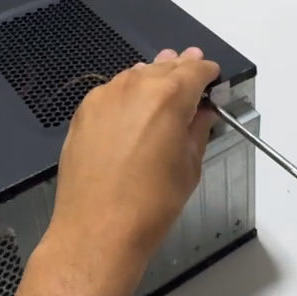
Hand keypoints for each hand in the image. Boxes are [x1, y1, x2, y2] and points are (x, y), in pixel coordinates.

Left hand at [49, 48, 220, 268]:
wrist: (97, 229)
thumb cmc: (152, 203)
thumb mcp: (189, 166)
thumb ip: (198, 129)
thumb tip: (203, 113)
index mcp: (169, 95)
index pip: (196, 69)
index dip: (208, 73)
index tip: (213, 79)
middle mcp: (136, 85)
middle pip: (165, 66)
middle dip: (181, 70)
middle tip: (192, 71)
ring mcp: (105, 96)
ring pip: (136, 75)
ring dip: (153, 78)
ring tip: (163, 89)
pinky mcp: (83, 111)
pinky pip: (113, 93)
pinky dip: (127, 95)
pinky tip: (132, 111)